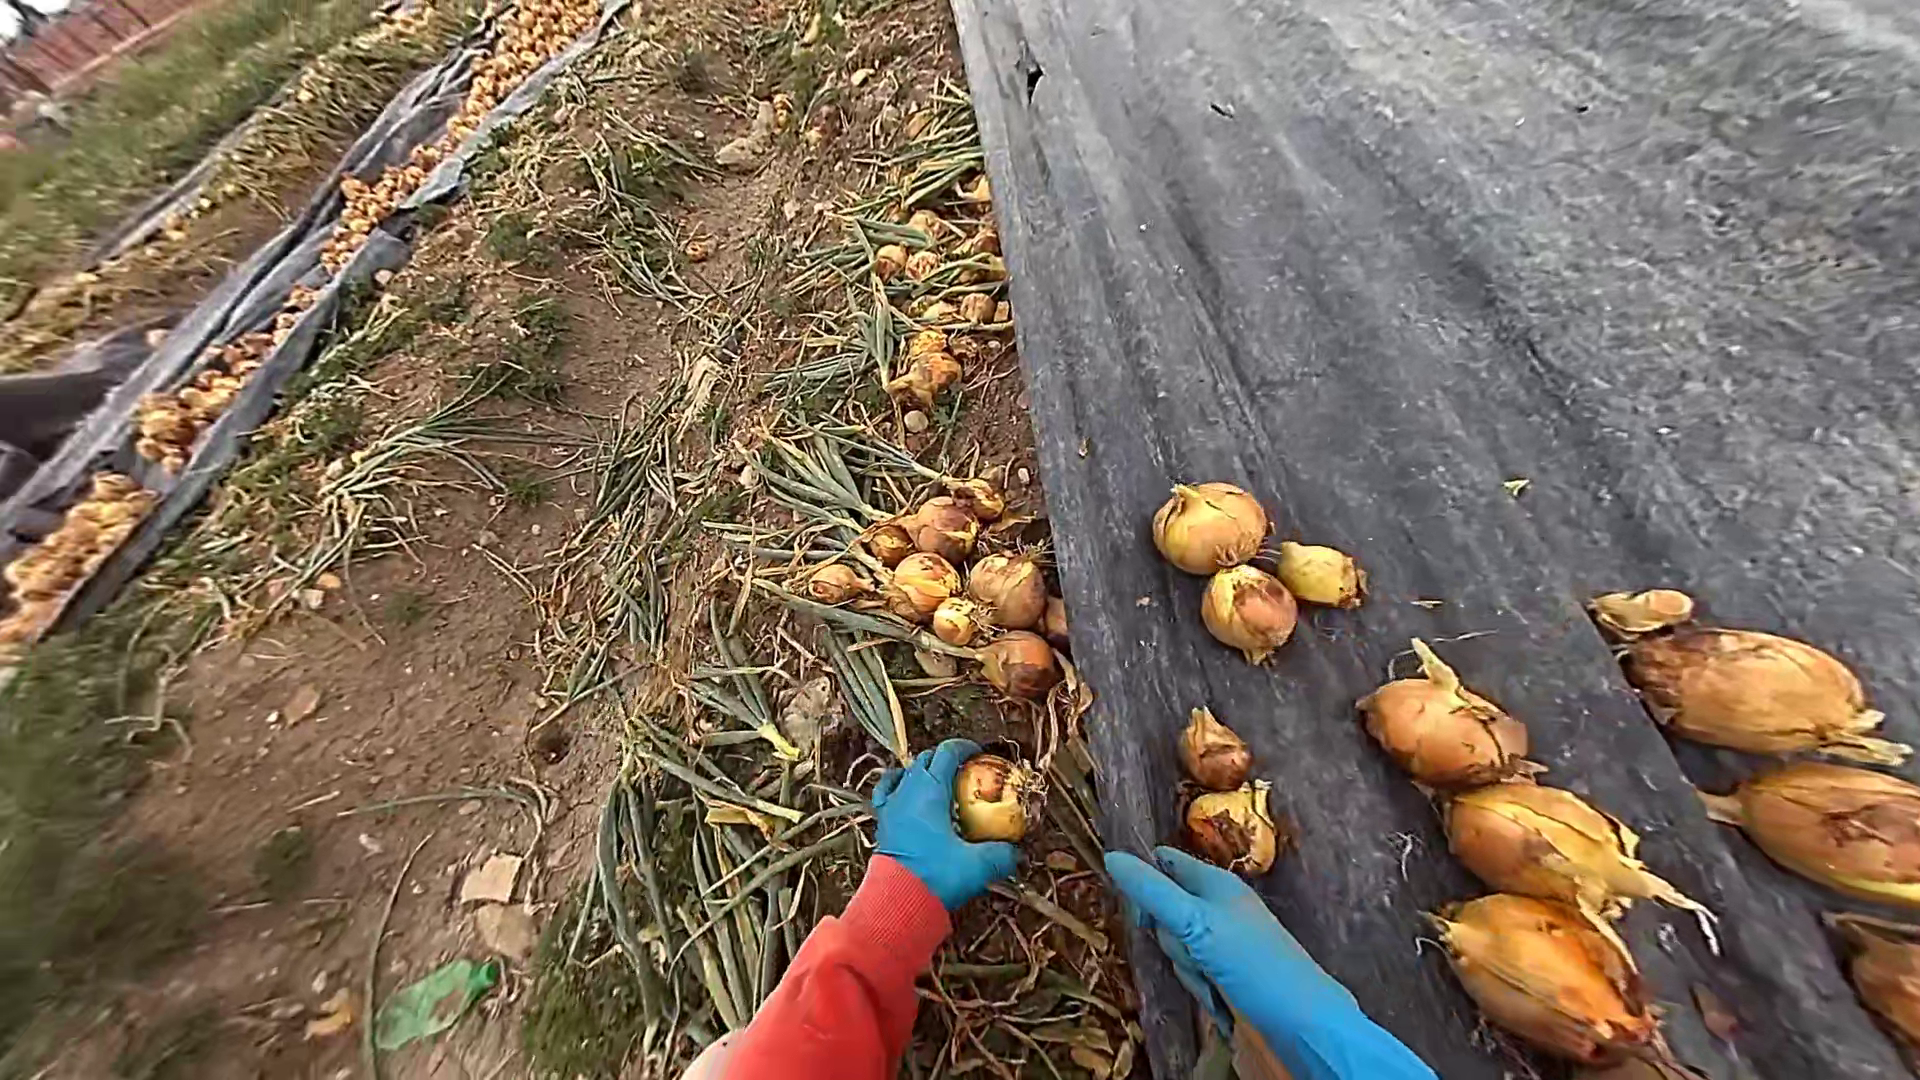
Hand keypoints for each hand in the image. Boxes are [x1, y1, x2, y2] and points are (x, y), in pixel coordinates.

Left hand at [872, 739, 1019, 908]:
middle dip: (946, 758)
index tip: (977, 753)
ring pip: (906, 772)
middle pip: (927, 759)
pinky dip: (897, 786)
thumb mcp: (976, 865)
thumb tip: (1015, 854)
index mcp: (930, 789)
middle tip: (965, 769)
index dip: (964, 747)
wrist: (897, 904)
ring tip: (938, 781)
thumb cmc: (933, 879)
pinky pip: (887, 793)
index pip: (947, 752)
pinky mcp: (882, 823)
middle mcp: (907, 790)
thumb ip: (1000, 856)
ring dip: (923, 771)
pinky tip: (904, 792)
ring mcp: (891, 805)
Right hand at [1106, 846, 1434, 1079]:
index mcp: (1215, 884)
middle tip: (1191, 950)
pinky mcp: (1227, 983)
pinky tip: (1219, 1005)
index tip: (1136, 901)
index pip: (1165, 862)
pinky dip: (1201, 992)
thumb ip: (1151, 891)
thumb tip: (1110, 855)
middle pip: (1164, 910)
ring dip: (1187, 969)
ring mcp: (1222, 948)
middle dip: (1170, 936)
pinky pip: (1193, 977)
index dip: (1145, 876)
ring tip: (1213, 984)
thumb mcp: (1195, 923)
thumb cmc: (1255, 966)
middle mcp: (1216, 910)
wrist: (1309, 1037)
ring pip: (1177, 947)